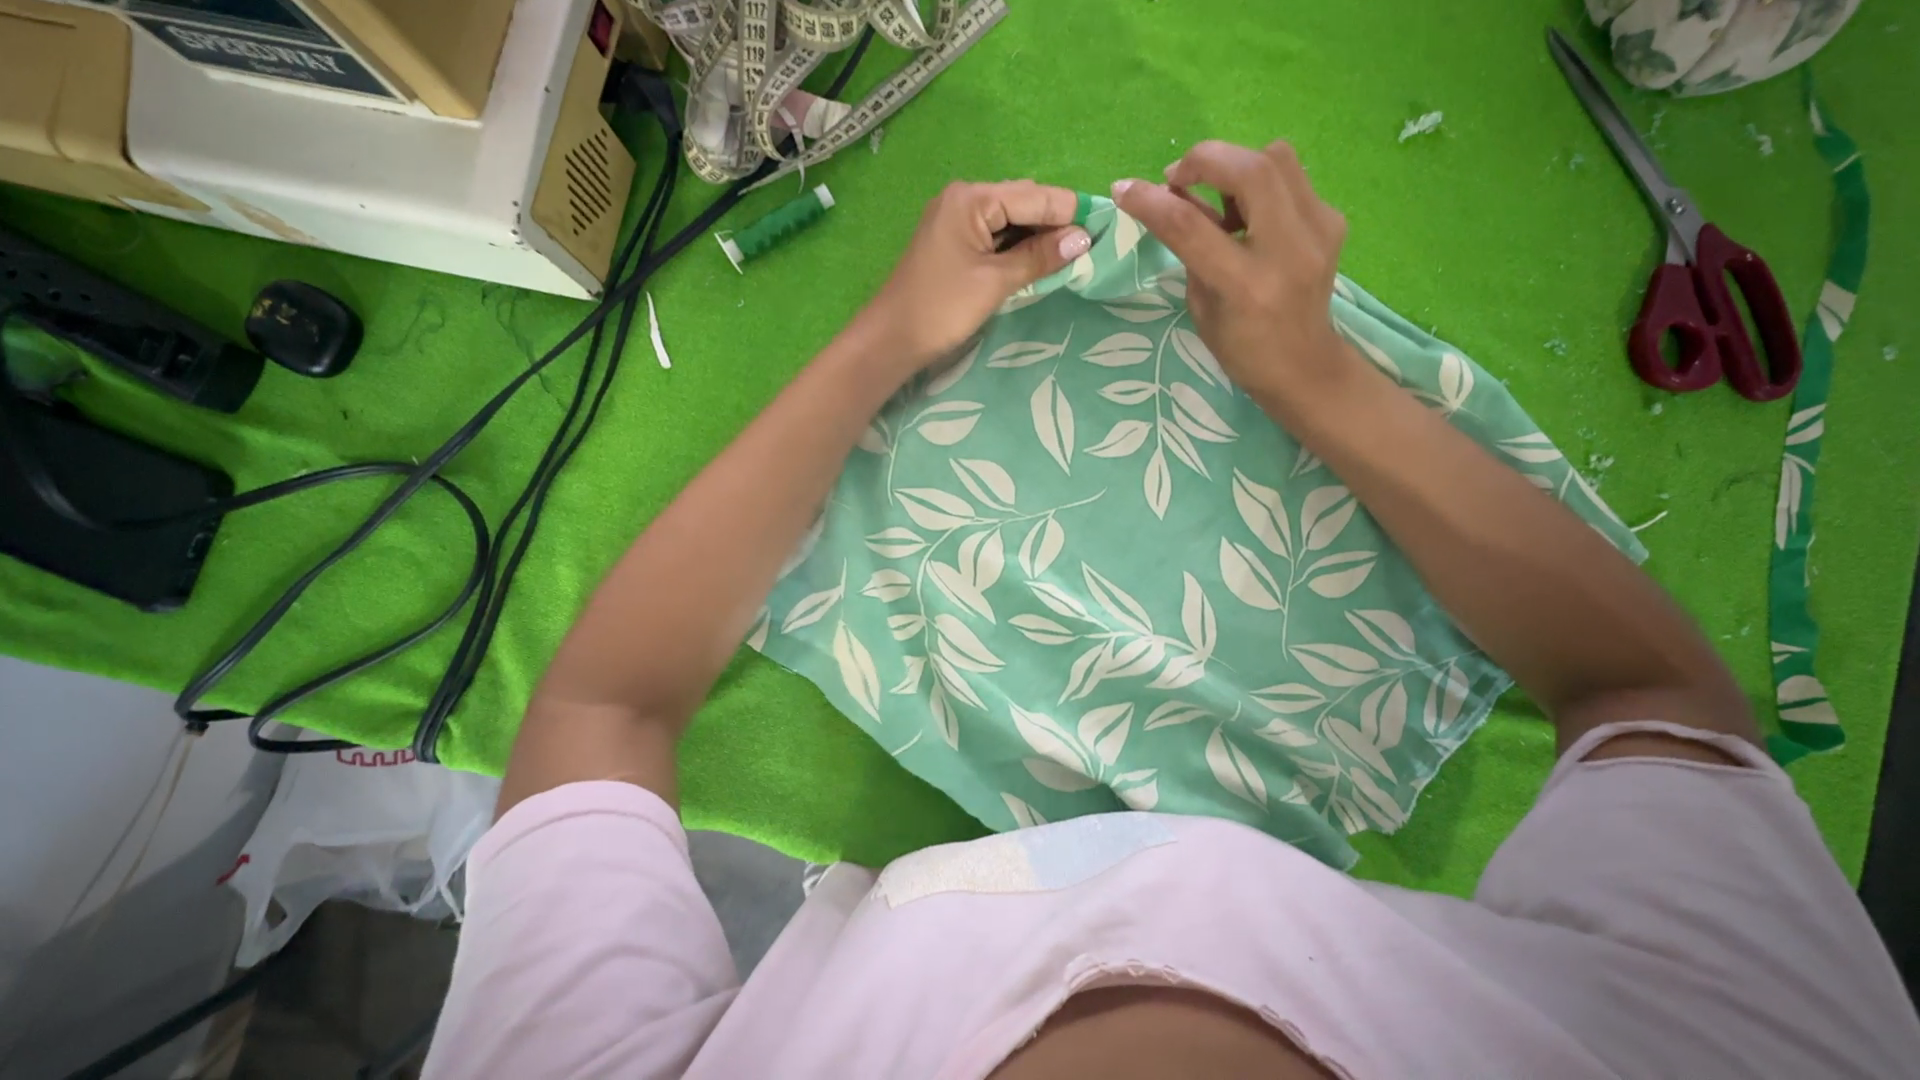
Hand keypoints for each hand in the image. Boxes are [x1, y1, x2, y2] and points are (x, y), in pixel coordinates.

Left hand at [856, 181, 1091, 373]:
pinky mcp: (955, 242)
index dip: (1071, 212)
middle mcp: (964, 198)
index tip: (1107, 229)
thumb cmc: (942, 308)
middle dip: (1056, 223)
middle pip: (1024, 202)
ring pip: (1012, 220)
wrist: (892, 339)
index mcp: (972, 198)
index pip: (1035, 196)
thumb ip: (1040, 257)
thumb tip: (1083, 239)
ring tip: (1072, 256)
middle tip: (1092, 248)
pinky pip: (997, 235)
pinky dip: (1019, 247)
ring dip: (1039, 237)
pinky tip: (1040, 262)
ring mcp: (957, 219)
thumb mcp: (996, 282)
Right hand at [1110, 141, 1353, 402]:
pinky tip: (1246, 213)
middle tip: (1177, 178)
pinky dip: (1258, 184)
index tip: (1124, 190)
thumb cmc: (1242, 348)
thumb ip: (1189, 248)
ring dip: (1234, 165)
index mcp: (1246, 286)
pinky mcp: (1331, 220)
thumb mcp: (1201, 304)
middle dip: (1204, 160)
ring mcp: (1319, 230)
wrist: (1305, 367)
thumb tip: (1170, 196)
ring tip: (1215, 196)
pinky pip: (1290, 177)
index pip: (1192, 227)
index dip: (1152, 201)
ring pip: (1276, 158)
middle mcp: (1290, 251)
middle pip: (1250, 169)